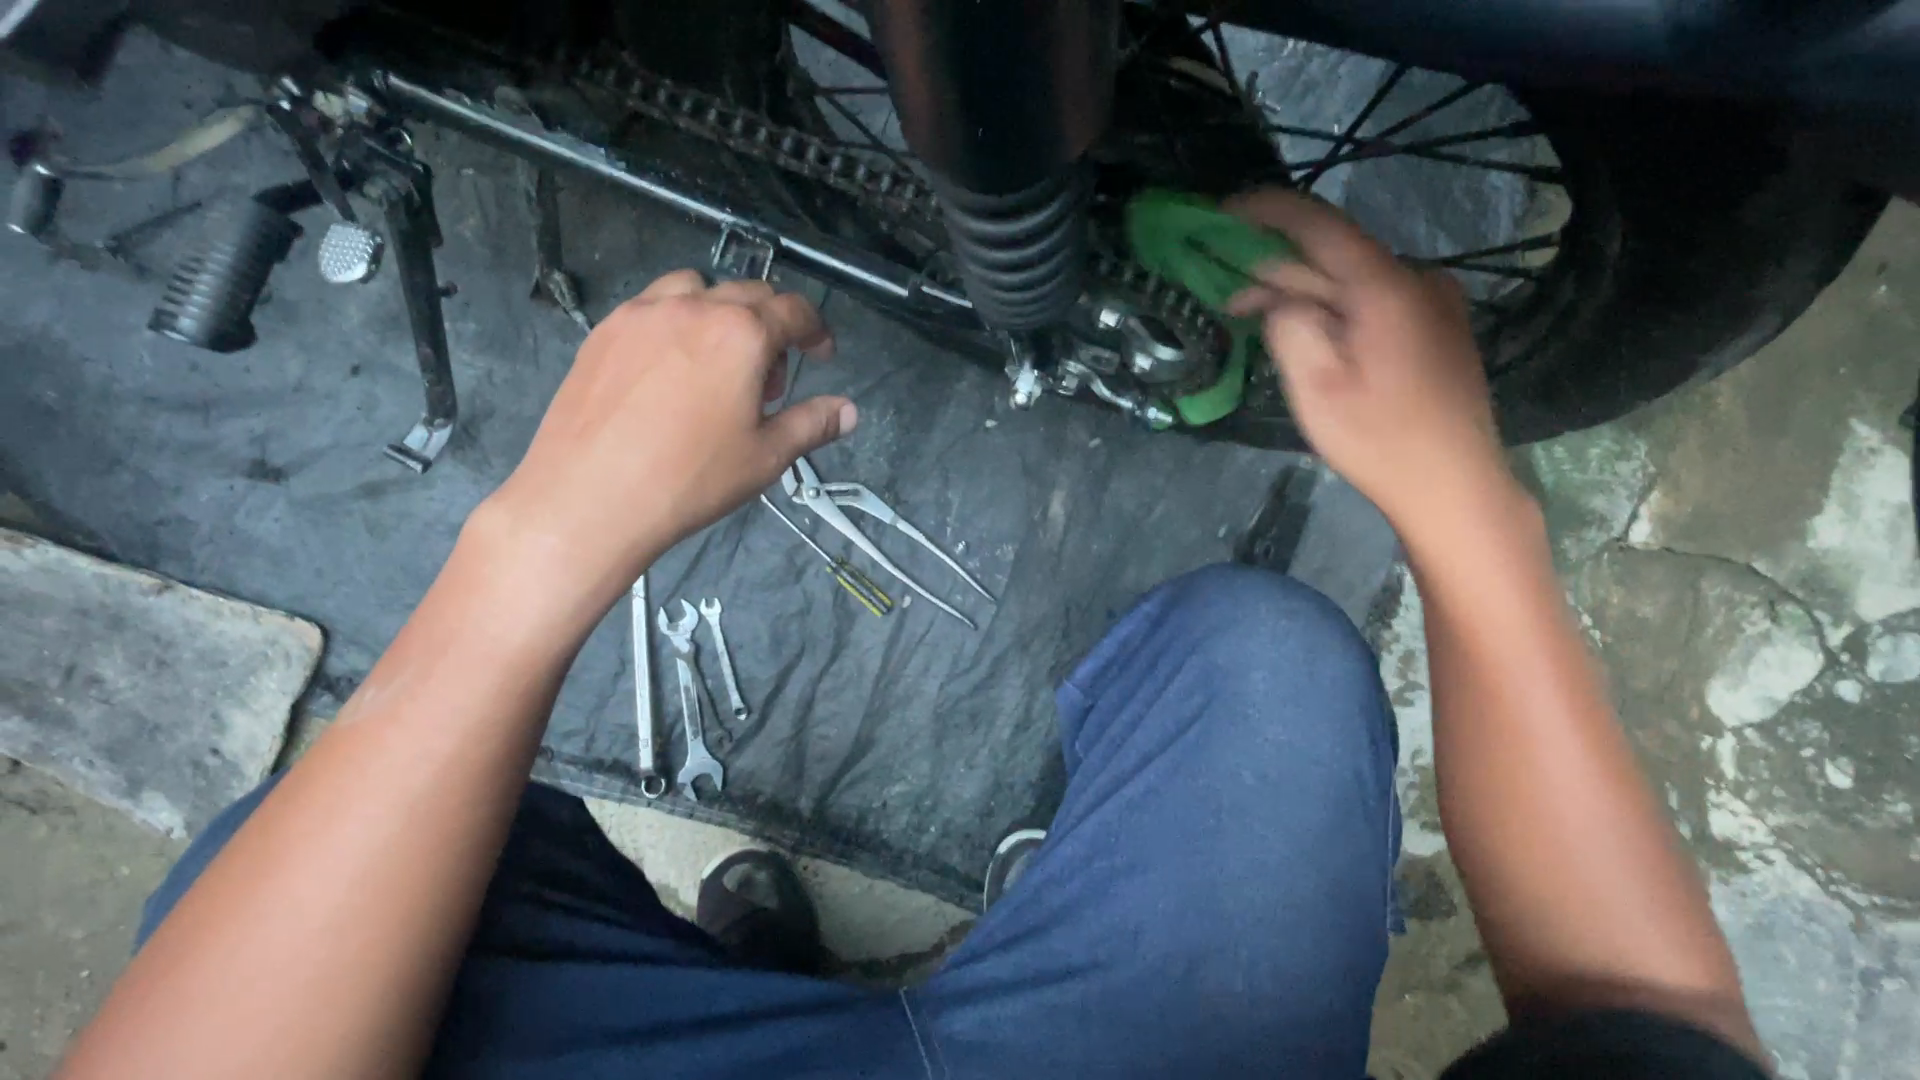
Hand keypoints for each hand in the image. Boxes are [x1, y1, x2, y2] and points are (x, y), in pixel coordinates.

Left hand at [481, 270, 853, 610]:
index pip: (794, 311)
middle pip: (749, 294)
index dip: (816, 331)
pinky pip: (653, 306)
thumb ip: (813, 424)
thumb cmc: (690, 479)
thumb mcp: (766, 456)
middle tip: (769, 380)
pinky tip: (670, 370)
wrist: (589, 497)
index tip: (822, 355)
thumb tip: (849, 411)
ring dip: (721, 314)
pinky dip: (677, 321)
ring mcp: (643, 313)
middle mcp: (694, 307)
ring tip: (717, 363)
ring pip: (696, 290)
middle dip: (772, 327)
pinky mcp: (605, 330)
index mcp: (742, 333)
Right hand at [1223, 189, 1519, 532]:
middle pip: (1332, 256)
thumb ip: (1289, 325)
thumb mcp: (1316, 386)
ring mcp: (1433, 301)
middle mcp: (1416, 278)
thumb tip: (1280, 299)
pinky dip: (1333, 307)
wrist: (1454, 484)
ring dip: (1301, 292)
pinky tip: (1309, 333)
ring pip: (1351, 281)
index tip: (1222, 212)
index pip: (1318, 224)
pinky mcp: (1438, 326)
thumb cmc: (1378, 439)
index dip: (1266, 212)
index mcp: (1385, 286)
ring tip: (1256, 319)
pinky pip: (1372, 300)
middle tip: (1224, 291)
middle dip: (1273, 268)